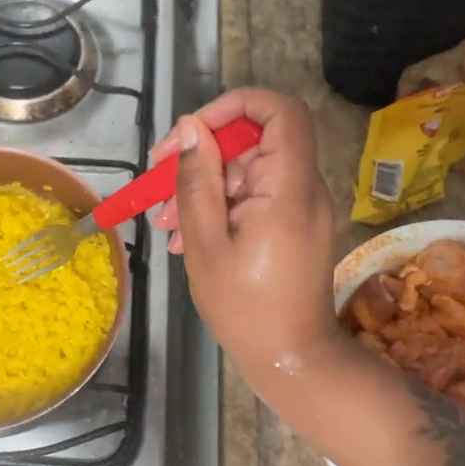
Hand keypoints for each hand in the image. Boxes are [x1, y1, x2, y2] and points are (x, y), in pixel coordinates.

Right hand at [150, 88, 347, 385]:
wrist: (291, 360)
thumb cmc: (246, 308)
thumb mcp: (206, 244)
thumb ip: (197, 182)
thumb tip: (192, 128)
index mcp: (289, 188)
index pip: (280, 111)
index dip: (236, 105)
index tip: (193, 131)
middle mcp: (305, 188)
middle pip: (257, 141)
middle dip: (204, 155)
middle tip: (159, 181)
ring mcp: (302, 208)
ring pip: (250, 171)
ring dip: (205, 187)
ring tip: (166, 224)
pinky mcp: (295, 226)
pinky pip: (257, 198)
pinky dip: (222, 208)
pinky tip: (187, 238)